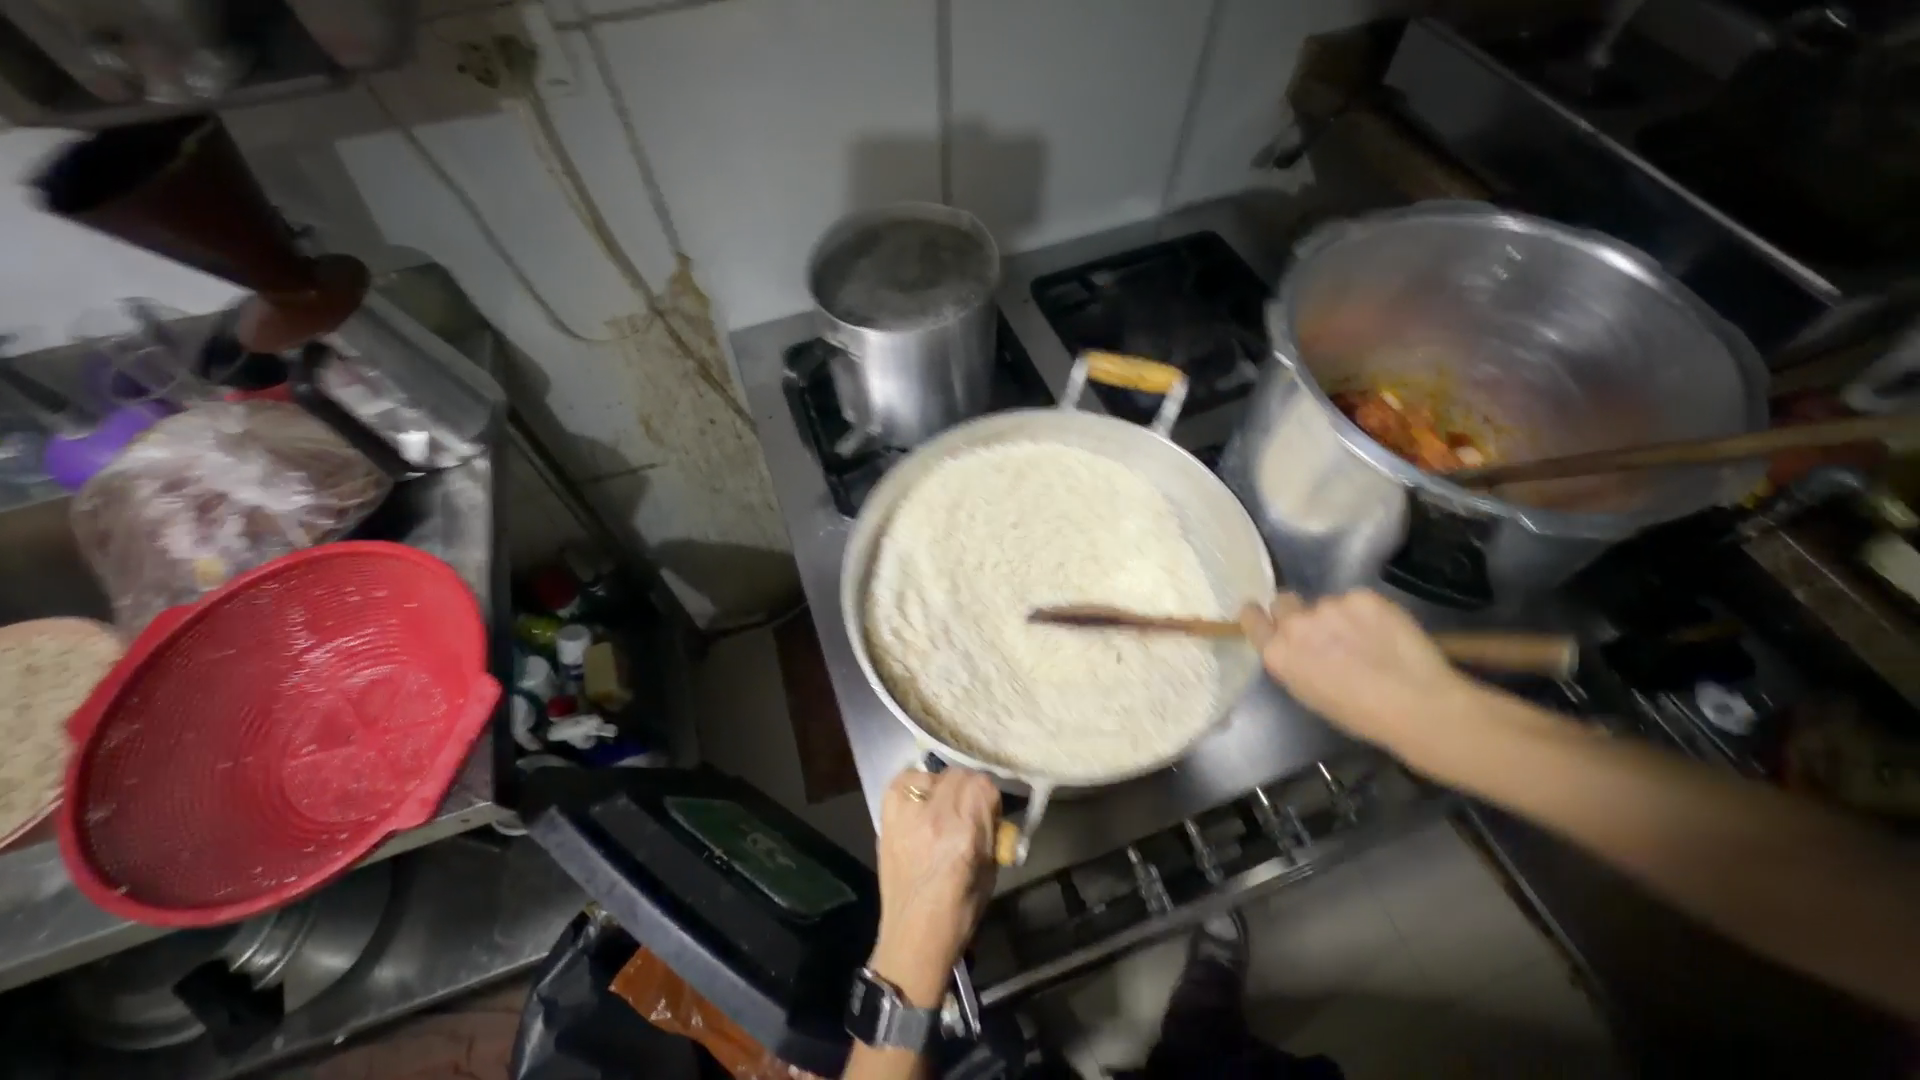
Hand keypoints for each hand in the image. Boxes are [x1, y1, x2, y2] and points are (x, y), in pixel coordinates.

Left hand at [869, 766, 999, 1006]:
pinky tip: (919, 805)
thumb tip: (991, 811)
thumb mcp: (990, 870)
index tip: (989, 812)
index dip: (988, 797)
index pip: (982, 784)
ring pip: (931, 775)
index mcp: (965, 832)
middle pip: (958, 775)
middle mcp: (935, 817)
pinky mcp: (886, 818)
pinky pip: (903, 782)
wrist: (914, 938)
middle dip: (968, 790)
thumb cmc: (960, 912)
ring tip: (941, 808)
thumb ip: (991, 832)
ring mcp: (906, 816)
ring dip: (941, 788)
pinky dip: (914, 788)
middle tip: (967, 810)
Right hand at [1240, 590, 1475, 751]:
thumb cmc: (1360, 715)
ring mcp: (1329, 606)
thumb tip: (1298, 649)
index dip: (1259, 617)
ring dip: (1338, 616)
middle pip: (1283, 601)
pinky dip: (1366, 613)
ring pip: (1326, 603)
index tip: (1270, 620)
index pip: (1251, 617)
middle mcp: (1296, 624)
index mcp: (1277, 654)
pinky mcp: (1363, 596)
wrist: (1416, 704)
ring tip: (1366, 640)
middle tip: (1322, 631)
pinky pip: (1356, 600)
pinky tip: (1385, 633)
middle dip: (1296, 612)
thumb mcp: (1309, 694)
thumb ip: (1293, 662)